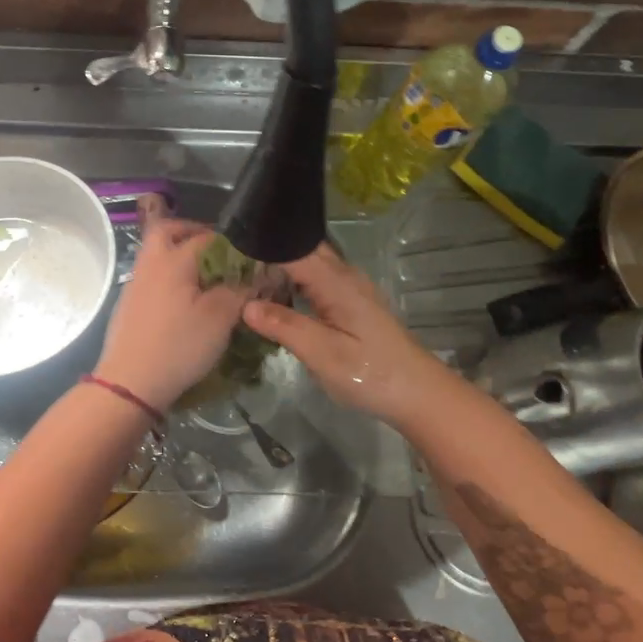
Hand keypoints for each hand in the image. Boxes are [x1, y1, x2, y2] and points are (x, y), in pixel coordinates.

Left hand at [94, 196, 249, 412]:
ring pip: (154, 255)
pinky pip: (150, 278)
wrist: (130, 382)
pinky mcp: (128, 306)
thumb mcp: (220, 318)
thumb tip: (256, 275)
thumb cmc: (179, 345)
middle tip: (214, 250)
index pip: (205, 237)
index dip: (229, 242)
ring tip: (204, 278)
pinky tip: (183, 302)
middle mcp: (149, 264)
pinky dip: (168, 279)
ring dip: (177, 256)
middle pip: (166, 231)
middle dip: (190, 233)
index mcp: (172, 260)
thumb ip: (239, 290)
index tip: (247, 255)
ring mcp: (134, 285)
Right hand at [241, 243, 451, 428]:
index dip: (259, 248)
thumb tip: (246, 305)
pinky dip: (292, 280)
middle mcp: (344, 276)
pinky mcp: (350, 303)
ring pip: (308, 263)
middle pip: (300, 251)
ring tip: (242, 276)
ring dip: (278, 266)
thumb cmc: (371, 375)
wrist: (418, 394)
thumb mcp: (324, 355)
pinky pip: (315, 279)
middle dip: (266, 253)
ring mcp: (350, 288)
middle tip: (227, 264)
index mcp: (336, 282)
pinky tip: (273, 296)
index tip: (225, 253)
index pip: (291, 250)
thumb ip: (285, 327)